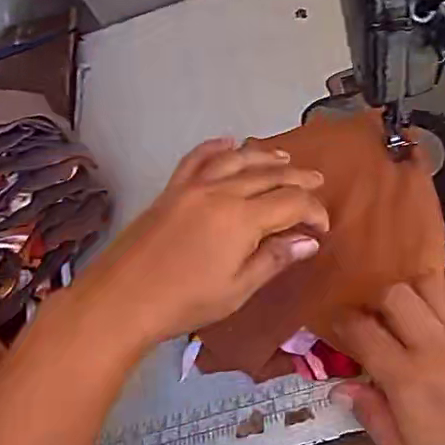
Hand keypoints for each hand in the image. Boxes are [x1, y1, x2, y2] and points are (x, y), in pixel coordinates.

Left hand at [66, 138, 328, 347]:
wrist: (122, 298)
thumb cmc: (185, 302)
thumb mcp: (237, 289)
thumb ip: (273, 259)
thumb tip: (308, 241)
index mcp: (242, 218)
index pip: (291, 202)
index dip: (313, 211)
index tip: (322, 228)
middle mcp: (220, 192)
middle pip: (268, 175)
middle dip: (297, 177)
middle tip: (317, 181)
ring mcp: (192, 187)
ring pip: (236, 159)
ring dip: (264, 156)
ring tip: (284, 157)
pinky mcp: (170, 190)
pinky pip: (197, 158)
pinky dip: (216, 148)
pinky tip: (228, 143)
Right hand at [332, 277, 444, 444]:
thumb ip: (374, 418)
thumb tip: (345, 390)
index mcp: (407, 380)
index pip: (362, 331)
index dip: (344, 324)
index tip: (341, 329)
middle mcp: (437, 348)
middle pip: (395, 294)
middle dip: (378, 303)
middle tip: (378, 322)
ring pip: (431, 284)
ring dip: (414, 293)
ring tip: (412, 315)